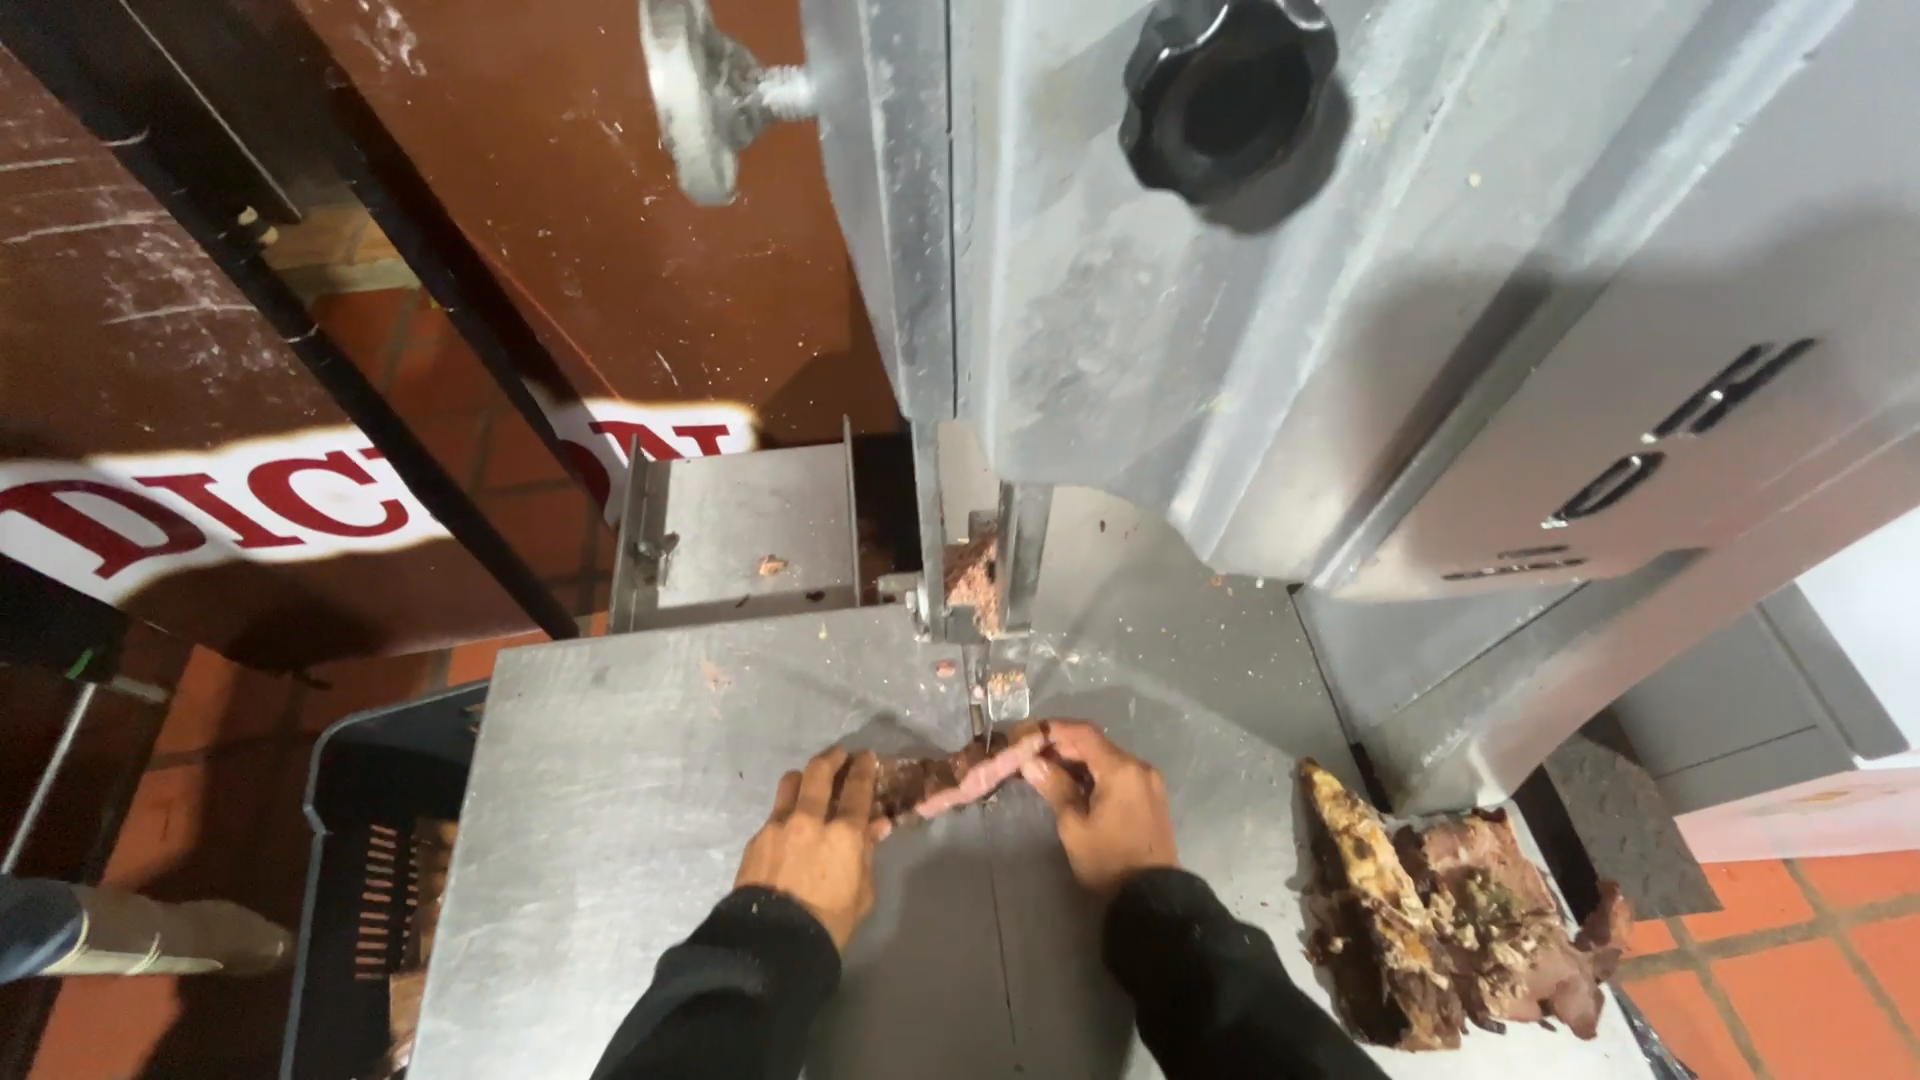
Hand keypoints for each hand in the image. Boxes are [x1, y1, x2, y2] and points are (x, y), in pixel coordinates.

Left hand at [734, 747, 881, 949]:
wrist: (772, 946)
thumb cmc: (829, 924)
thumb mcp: (862, 892)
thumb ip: (866, 853)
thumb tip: (873, 826)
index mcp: (843, 832)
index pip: (857, 786)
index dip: (864, 767)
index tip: (867, 757)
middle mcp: (810, 819)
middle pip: (819, 771)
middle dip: (832, 757)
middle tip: (839, 755)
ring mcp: (778, 825)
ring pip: (790, 782)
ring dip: (804, 776)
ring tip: (810, 782)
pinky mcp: (757, 838)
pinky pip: (775, 812)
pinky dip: (787, 810)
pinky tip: (790, 825)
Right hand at [1020, 720, 1179, 894]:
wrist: (1152, 898)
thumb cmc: (1108, 861)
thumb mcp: (1074, 826)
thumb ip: (1054, 787)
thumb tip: (1031, 761)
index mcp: (1121, 769)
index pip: (1082, 732)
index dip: (1052, 729)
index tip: (1025, 735)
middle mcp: (1138, 766)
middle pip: (1095, 743)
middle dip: (1061, 745)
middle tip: (1029, 755)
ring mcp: (1147, 781)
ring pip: (1105, 757)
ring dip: (1076, 759)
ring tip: (1045, 769)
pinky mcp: (1149, 795)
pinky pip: (1117, 772)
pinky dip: (1093, 772)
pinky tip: (1072, 784)